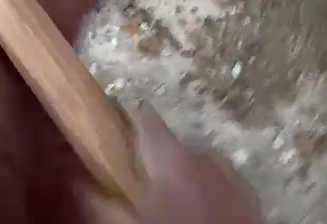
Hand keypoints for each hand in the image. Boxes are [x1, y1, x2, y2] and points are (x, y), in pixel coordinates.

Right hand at [86, 111, 262, 223]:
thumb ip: (100, 204)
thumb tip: (77, 180)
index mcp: (170, 155)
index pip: (140, 115)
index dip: (119, 119)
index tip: (103, 131)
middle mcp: (201, 152)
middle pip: (167, 142)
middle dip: (150, 158)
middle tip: (133, 185)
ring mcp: (230, 172)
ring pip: (194, 161)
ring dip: (179, 175)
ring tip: (166, 204)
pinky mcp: (249, 194)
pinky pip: (218, 180)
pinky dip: (204, 188)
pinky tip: (196, 211)